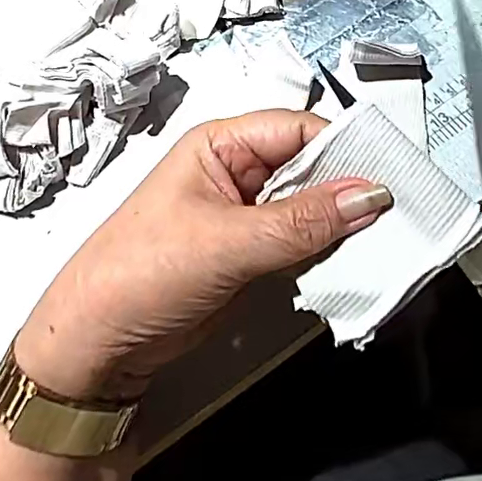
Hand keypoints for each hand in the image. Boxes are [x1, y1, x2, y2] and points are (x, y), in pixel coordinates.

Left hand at [14, 110, 391, 401]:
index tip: (380, 175)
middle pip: (309, 164)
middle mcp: (238, 169)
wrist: (95, 351)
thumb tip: (368, 195)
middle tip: (386, 209)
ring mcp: (247, 210)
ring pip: (309, 202)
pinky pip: (302, 236)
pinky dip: (325, 245)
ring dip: (337, 219)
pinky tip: (347, 254)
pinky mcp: (253, 248)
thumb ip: (302, 221)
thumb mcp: (226, 243)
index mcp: (222, 144)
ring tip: (375, 233)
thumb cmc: (138, 275)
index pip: (298, 129)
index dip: (340, 147)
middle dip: (343, 186)